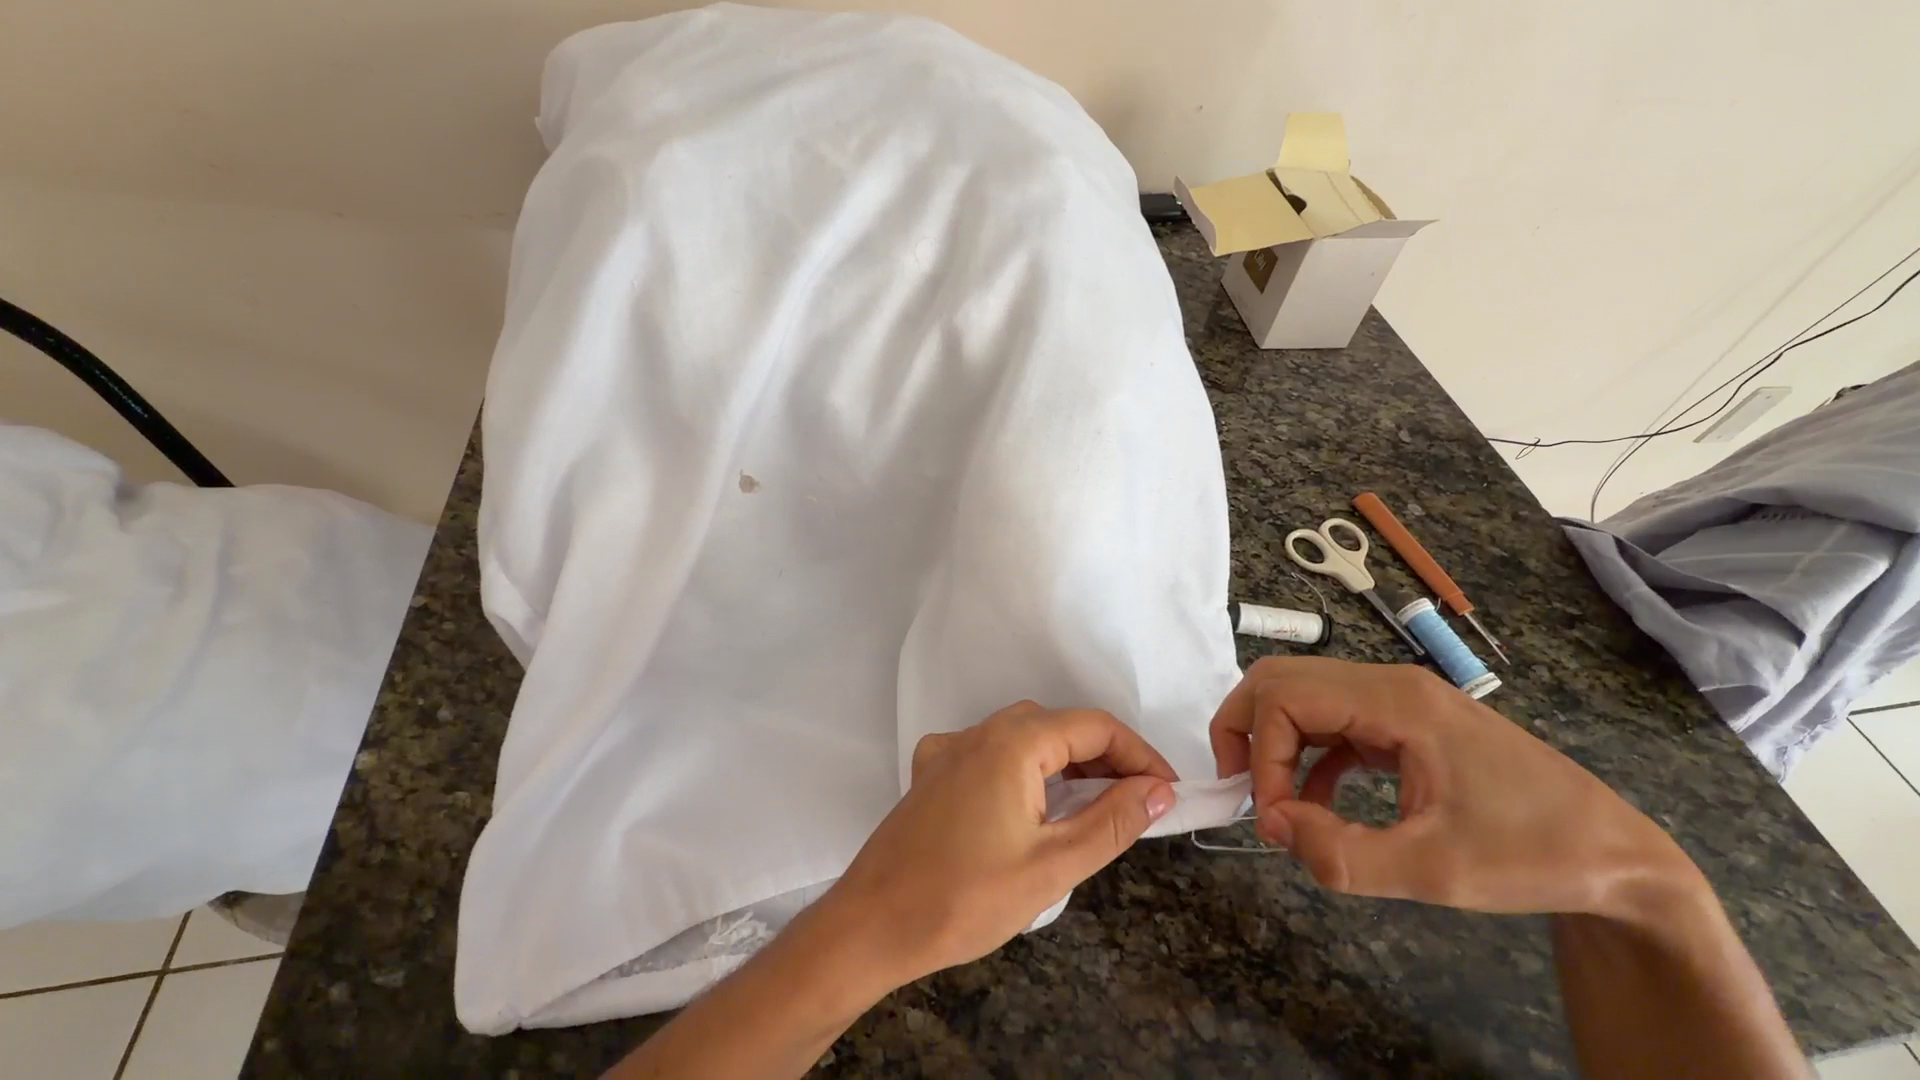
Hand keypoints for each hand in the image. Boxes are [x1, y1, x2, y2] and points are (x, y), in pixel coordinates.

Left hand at [817, 702, 1177, 989]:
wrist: (871, 926)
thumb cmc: (964, 899)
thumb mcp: (1052, 866)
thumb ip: (1112, 821)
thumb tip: (1159, 790)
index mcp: (1011, 743)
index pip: (1095, 727)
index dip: (1139, 755)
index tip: (1168, 792)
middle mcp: (979, 733)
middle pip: (1060, 727)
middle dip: (1107, 759)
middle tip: (1140, 803)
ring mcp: (950, 751)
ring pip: (1025, 739)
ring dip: (1067, 765)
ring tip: (1099, 807)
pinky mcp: (933, 775)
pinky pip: (992, 755)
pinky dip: (1026, 771)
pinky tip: (1033, 806)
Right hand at [1209, 657, 1696, 916]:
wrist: (1618, 857)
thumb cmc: (1532, 856)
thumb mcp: (1435, 871)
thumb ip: (1341, 854)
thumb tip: (1275, 827)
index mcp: (1396, 702)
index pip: (1285, 698)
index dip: (1260, 756)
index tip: (1272, 821)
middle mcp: (1391, 687)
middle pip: (1282, 680)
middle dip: (1246, 730)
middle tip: (1242, 789)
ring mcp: (1400, 702)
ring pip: (1302, 697)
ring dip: (1274, 743)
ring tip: (1273, 801)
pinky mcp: (1406, 725)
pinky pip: (1332, 723)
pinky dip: (1306, 755)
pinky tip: (1317, 803)